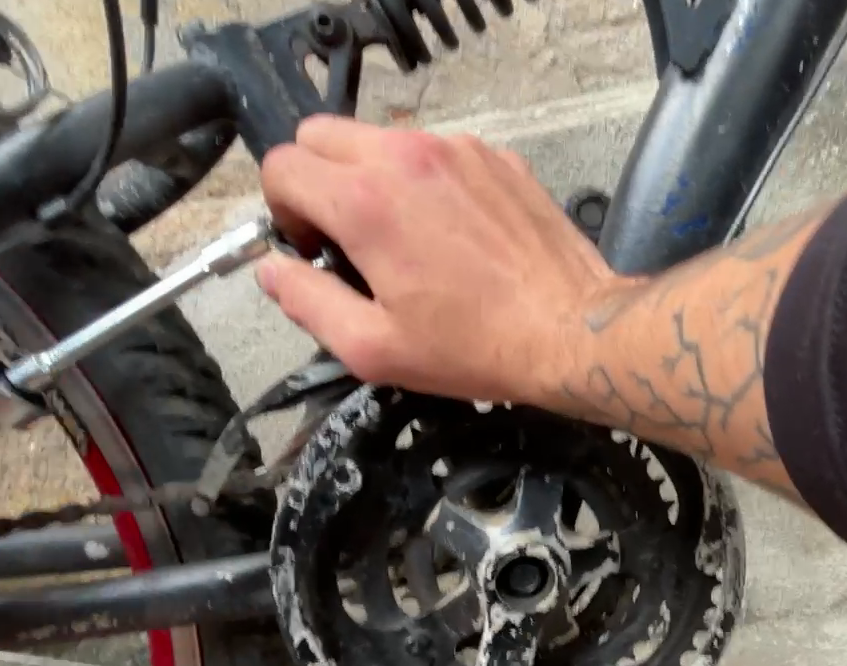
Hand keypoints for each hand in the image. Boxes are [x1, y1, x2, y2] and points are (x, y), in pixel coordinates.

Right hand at [257, 116, 619, 407]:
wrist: (571, 334)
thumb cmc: (481, 348)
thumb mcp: (376, 348)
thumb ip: (308, 303)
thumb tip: (274, 273)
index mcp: (367, 202)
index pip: (282, 168)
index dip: (285, 214)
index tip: (315, 250)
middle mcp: (408, 157)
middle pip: (323, 137)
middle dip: (319, 184)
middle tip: (351, 240)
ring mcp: (459, 151)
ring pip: (383, 140)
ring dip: (377, 180)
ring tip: (410, 242)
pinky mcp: (499, 160)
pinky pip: (440, 153)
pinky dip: (432, 183)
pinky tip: (458, 235)